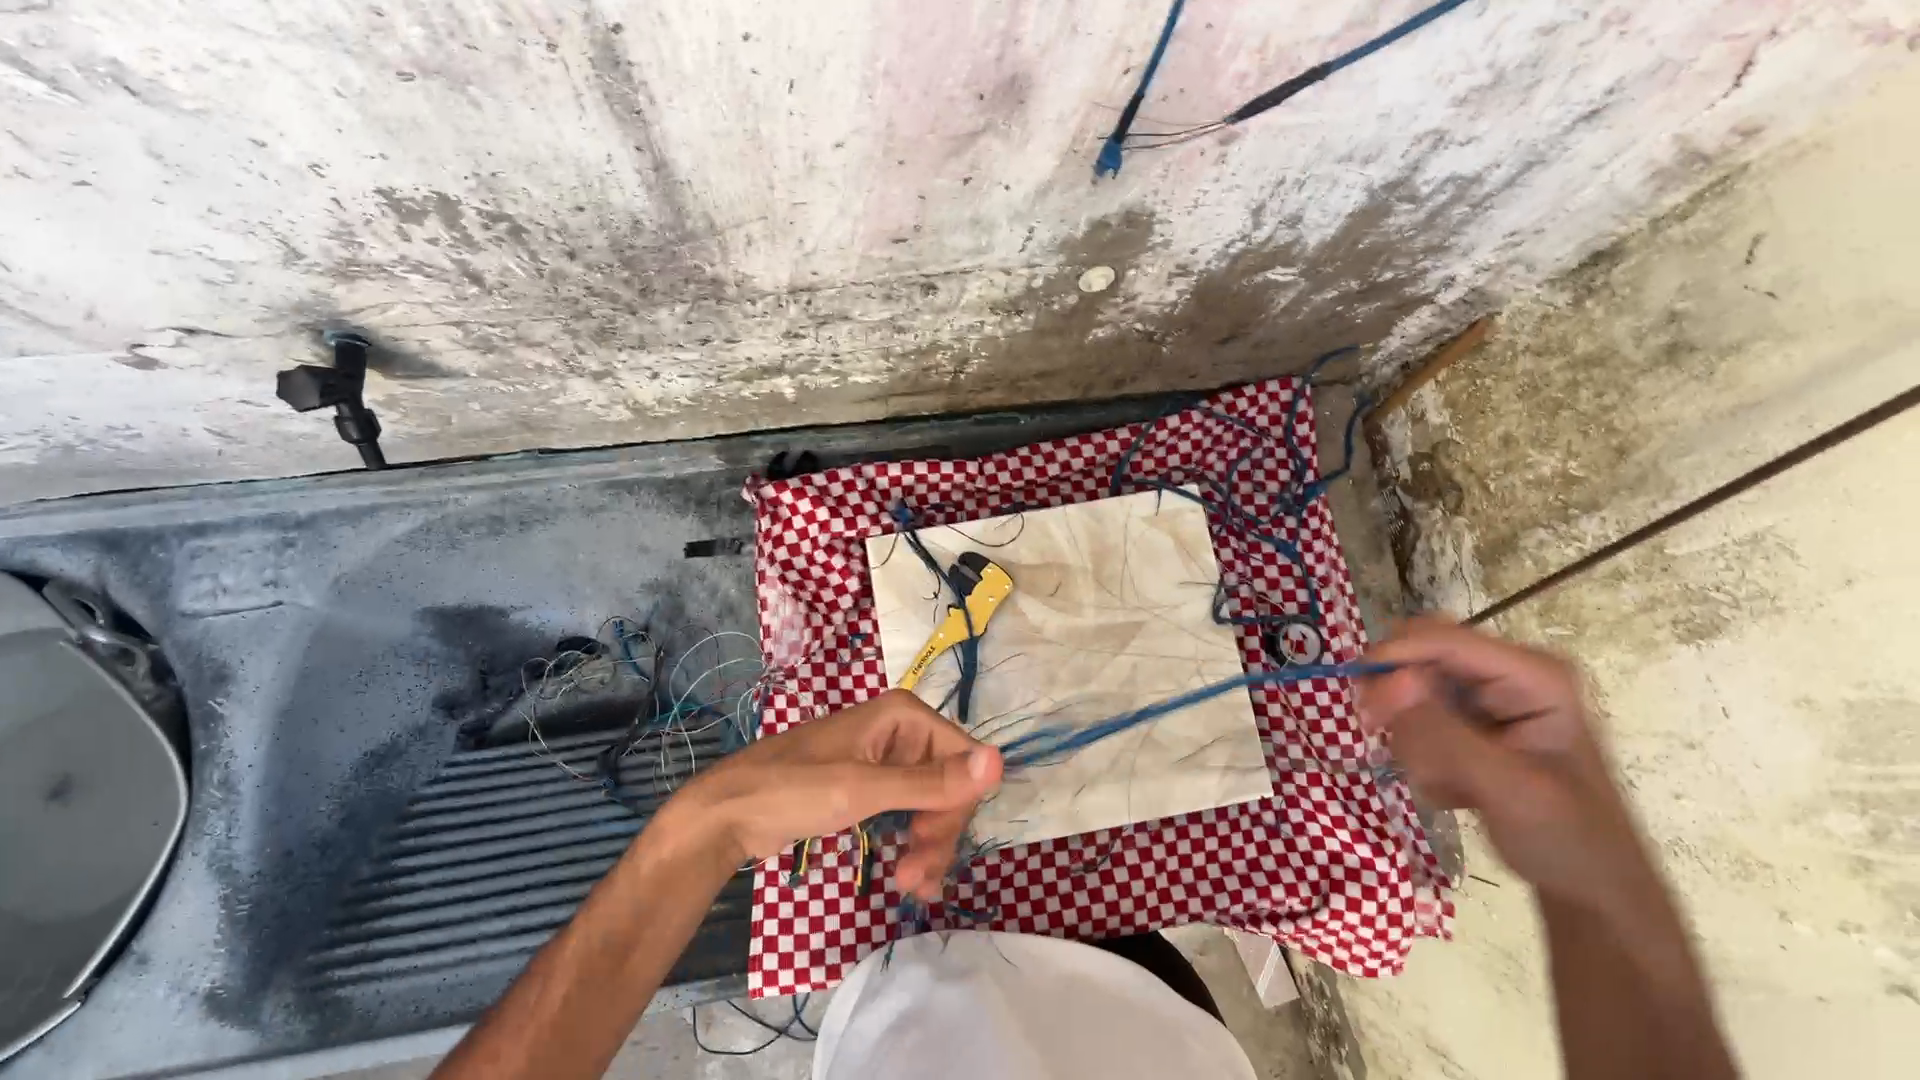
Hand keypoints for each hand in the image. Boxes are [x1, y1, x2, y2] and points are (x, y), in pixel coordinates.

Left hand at [668, 689, 1001, 900]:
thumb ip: (932, 783)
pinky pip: (910, 816)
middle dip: (937, 835)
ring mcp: (887, 762)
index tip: (930, 847)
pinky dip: (913, 847)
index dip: (955, 807)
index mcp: (904, 716)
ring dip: (927, 848)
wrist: (727, 815)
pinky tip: (908, 878)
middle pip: (949, 787)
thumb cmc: (791, 790)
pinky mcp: (872, 790)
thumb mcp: (863, 789)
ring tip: (907, 886)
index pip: (962, 760)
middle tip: (913, 878)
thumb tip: (1000, 761)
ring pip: (932, 806)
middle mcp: (902, 733)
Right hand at [1357, 617, 1655, 912]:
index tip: (1363, 708)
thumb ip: (1444, 734)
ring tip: (1444, 784)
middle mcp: (1507, 671)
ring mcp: (1486, 694)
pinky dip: (1416, 750)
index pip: (1443, 639)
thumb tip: (1390, 680)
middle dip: (1399, 703)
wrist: (1589, 883)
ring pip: (1407, 687)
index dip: (1393, 659)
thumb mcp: (1506, 788)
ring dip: (1410, 738)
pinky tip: (1449, 786)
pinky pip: (1413, 714)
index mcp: (1533, 674)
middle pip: (1418, 655)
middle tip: (1391, 747)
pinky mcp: (1469, 717)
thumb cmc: (1566, 838)